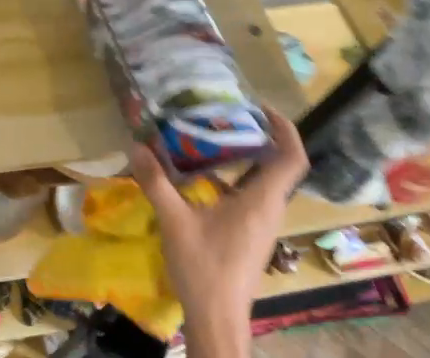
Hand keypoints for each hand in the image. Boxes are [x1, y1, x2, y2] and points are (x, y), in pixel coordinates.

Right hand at [130, 107, 309, 337]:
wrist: (217, 321)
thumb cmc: (204, 268)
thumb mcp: (174, 221)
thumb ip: (156, 182)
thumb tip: (136, 146)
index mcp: (261, 201)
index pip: (293, 158)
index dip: (286, 128)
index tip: (261, 108)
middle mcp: (269, 210)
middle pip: (278, 165)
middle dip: (258, 136)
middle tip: (227, 115)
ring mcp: (262, 226)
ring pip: (264, 182)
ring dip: (245, 159)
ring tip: (212, 139)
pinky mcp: (251, 238)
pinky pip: (252, 198)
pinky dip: (235, 180)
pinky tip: (203, 180)